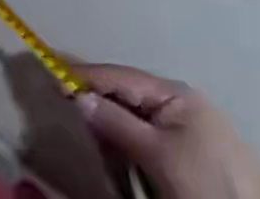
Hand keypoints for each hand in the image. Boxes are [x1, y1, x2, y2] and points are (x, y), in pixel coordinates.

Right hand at [74, 63, 259, 198]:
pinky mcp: (188, 154)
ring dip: (108, 121)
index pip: (119, 76)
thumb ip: (117, 123)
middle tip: (60, 100)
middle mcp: (180, 102)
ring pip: (133, 115)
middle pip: (125, 93)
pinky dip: (124, 138)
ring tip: (81, 124)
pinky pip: (145, 135)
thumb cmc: (209, 186)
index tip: (50, 72)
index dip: (84, 75)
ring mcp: (186, 128)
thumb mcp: (159, 155)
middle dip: (94, 97)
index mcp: (175, 93)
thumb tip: (77, 95)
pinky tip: (110, 146)